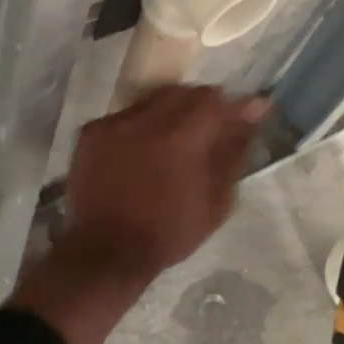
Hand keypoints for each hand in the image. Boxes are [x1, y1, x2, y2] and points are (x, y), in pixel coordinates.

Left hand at [60, 86, 268, 284]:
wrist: (107, 251)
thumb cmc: (170, 232)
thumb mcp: (216, 201)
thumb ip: (234, 151)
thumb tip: (253, 114)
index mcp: (181, 137)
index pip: (214, 99)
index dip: (234, 105)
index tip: (247, 113)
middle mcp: (146, 120)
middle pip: (182, 92)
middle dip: (201, 106)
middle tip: (208, 131)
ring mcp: (114, 123)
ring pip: (151, 100)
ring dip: (168, 113)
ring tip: (172, 144)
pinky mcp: (91, 132)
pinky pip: (125, 116)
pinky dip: (138, 127)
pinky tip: (140, 151)